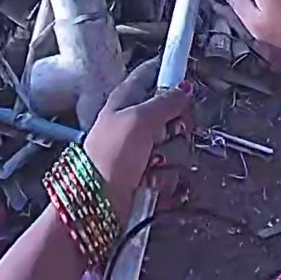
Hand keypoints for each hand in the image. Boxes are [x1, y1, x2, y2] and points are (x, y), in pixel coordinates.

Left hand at [82, 58, 192, 214]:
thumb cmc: (107, 157)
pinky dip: (166, 181)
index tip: (185, 81)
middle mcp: (137, 123)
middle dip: (177, 129)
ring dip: (170, 159)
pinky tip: (150, 182)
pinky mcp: (151, 176)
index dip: (170, 75)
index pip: (153, 74)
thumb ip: (166, 102)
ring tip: (150, 165)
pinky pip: (176, 173)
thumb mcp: (138, 120)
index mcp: (128, 100)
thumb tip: (185, 88)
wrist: (95, 205)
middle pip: (176, 115)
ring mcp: (144, 151)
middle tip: (165, 135)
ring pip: (180, 146)